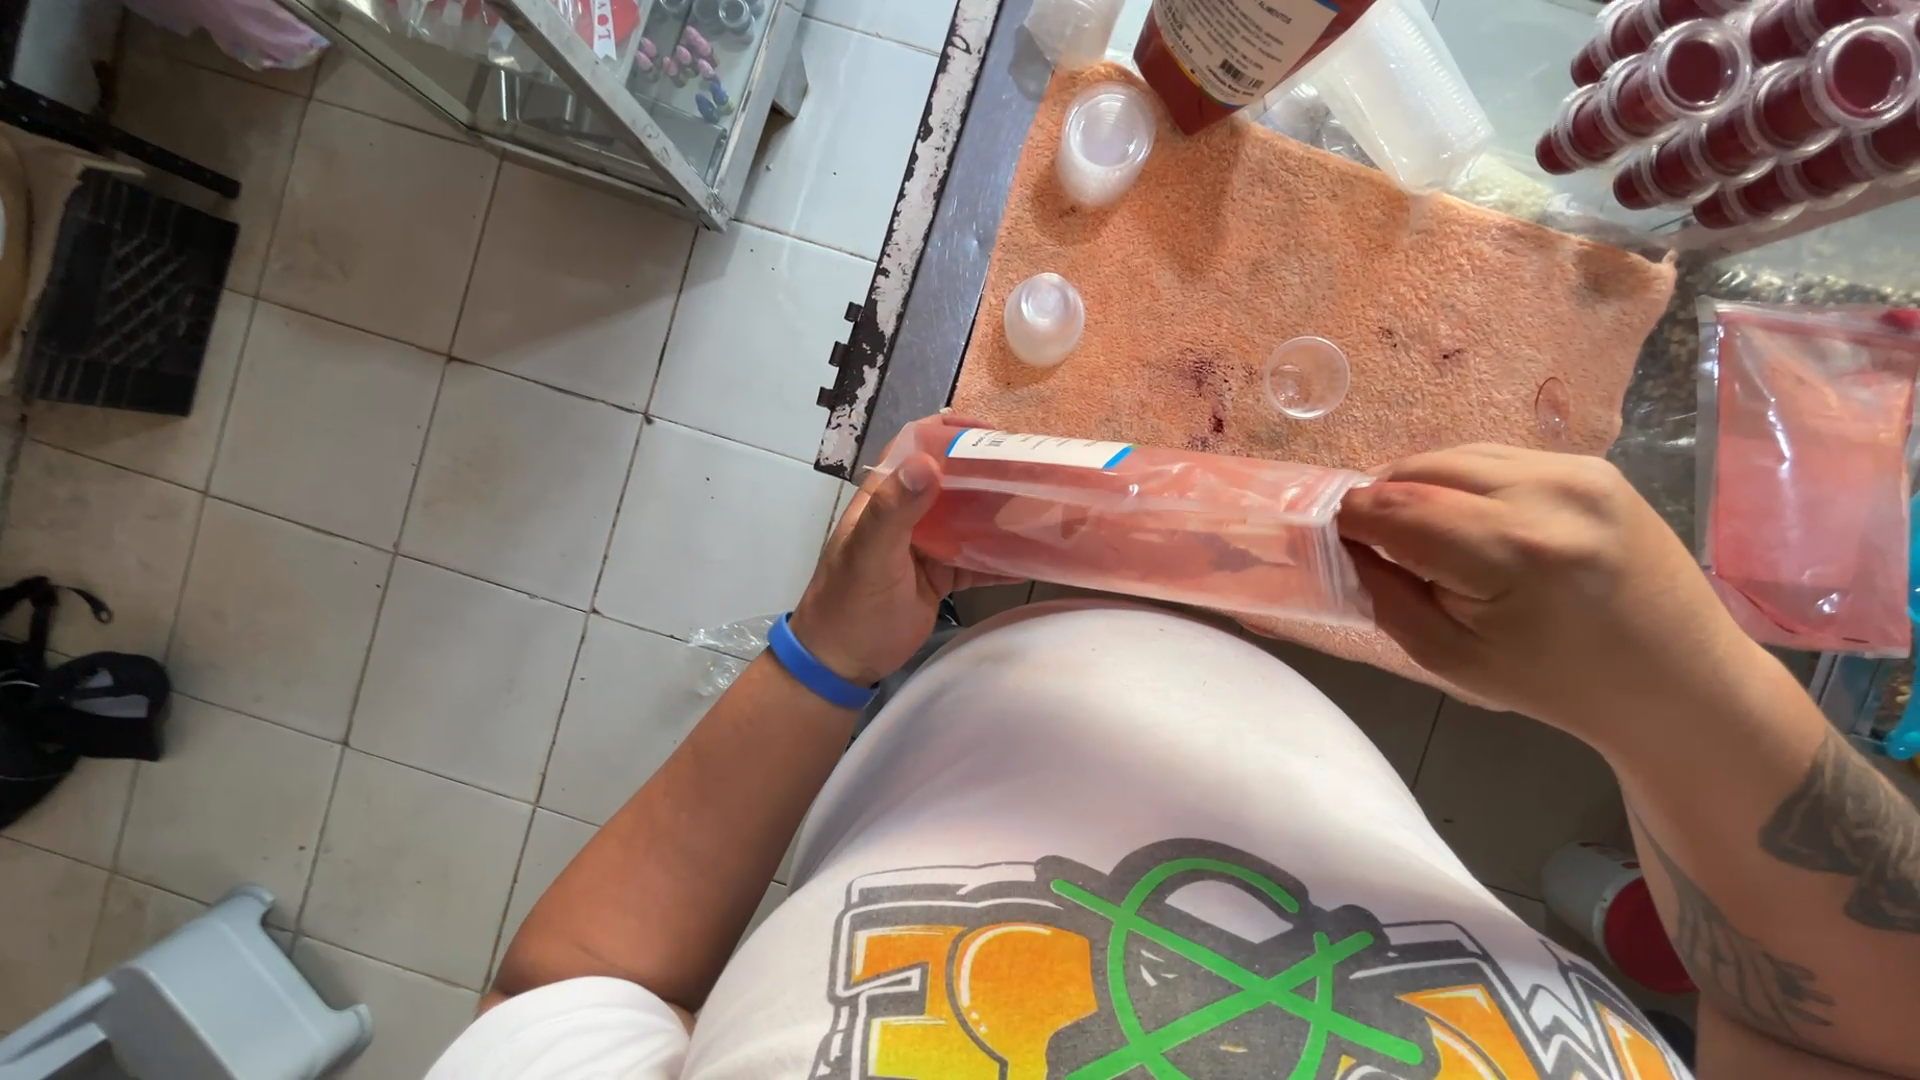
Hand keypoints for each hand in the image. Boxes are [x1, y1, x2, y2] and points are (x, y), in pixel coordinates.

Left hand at [788, 419, 1013, 687]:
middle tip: (1033, 470)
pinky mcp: (941, 575)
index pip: (917, 445)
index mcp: (885, 496)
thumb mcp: (869, 556)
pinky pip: (978, 559)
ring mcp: (927, 545)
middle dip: (989, 471)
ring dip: (1001, 512)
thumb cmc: (850, 606)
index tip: (994, 434)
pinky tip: (1034, 559)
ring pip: (969, 517)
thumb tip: (929, 464)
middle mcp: (909, 513)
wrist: (842, 663)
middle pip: (952, 478)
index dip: (951, 433)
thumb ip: (894, 511)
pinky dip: (1003, 559)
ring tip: (1042, 506)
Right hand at [1337, 444, 1765, 743]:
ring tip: (1415, 535)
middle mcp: (1549, 491)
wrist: (1682, 683)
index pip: (1391, 506)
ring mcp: (1578, 469)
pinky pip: (1491, 458)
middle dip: (1378, 502)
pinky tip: (1462, 520)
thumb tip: (1341, 543)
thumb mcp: (1446, 655)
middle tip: (1370, 545)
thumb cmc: (1556, 684)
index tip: (1328, 541)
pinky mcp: (1592, 465)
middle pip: (1416, 470)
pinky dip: (1456, 483)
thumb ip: (1382, 591)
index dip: (1346, 519)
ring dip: (1414, 488)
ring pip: (1451, 456)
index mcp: (1513, 550)